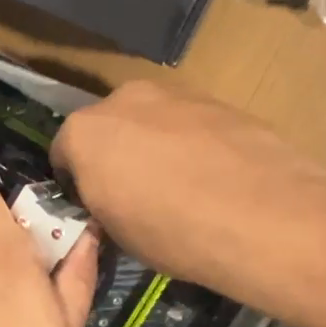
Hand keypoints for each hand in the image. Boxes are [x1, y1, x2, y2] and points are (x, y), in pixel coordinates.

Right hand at [51, 81, 325, 292]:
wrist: (262, 215)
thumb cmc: (171, 230)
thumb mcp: (117, 233)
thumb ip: (101, 202)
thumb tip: (110, 198)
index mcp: (84, 132)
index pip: (63, 154)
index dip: (76, 184)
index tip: (95, 208)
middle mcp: (123, 99)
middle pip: (108, 127)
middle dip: (116, 155)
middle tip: (137, 195)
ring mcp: (174, 93)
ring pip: (151, 120)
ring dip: (155, 145)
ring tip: (182, 188)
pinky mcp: (219, 99)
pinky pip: (189, 123)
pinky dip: (192, 143)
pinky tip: (214, 177)